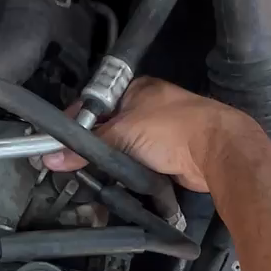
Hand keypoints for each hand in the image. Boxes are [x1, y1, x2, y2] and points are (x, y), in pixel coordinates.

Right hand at [42, 77, 270, 192]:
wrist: (215, 151)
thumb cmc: (174, 129)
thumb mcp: (123, 133)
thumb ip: (88, 147)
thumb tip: (55, 157)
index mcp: (136, 90)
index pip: (95, 105)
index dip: (76, 123)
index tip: (58, 142)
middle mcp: (147, 108)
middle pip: (108, 129)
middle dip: (94, 146)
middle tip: (73, 163)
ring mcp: (158, 132)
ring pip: (123, 149)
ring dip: (112, 162)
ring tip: (95, 173)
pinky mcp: (166, 156)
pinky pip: (137, 165)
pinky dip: (129, 173)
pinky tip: (120, 180)